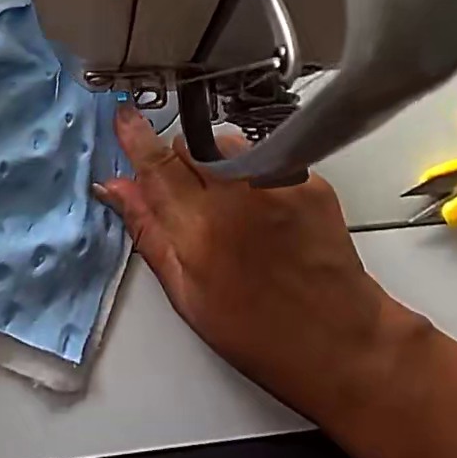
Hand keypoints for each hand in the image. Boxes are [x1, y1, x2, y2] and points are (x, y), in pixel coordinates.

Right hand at [97, 105, 425, 421]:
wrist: (340, 341)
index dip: (135, 137)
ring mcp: (276, 183)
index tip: (124, 116)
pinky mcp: (308, 180)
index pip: (156, 164)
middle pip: (189, 145)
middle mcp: (237, 197)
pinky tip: (266, 210)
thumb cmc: (260, 334)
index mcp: (199, 231)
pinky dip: (255, 172)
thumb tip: (116, 187)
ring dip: (216, 161)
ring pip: (225, 144)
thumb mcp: (187, 295)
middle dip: (179, 159)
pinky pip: (264, 156)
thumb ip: (148, 232)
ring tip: (232, 205)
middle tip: (189, 193)